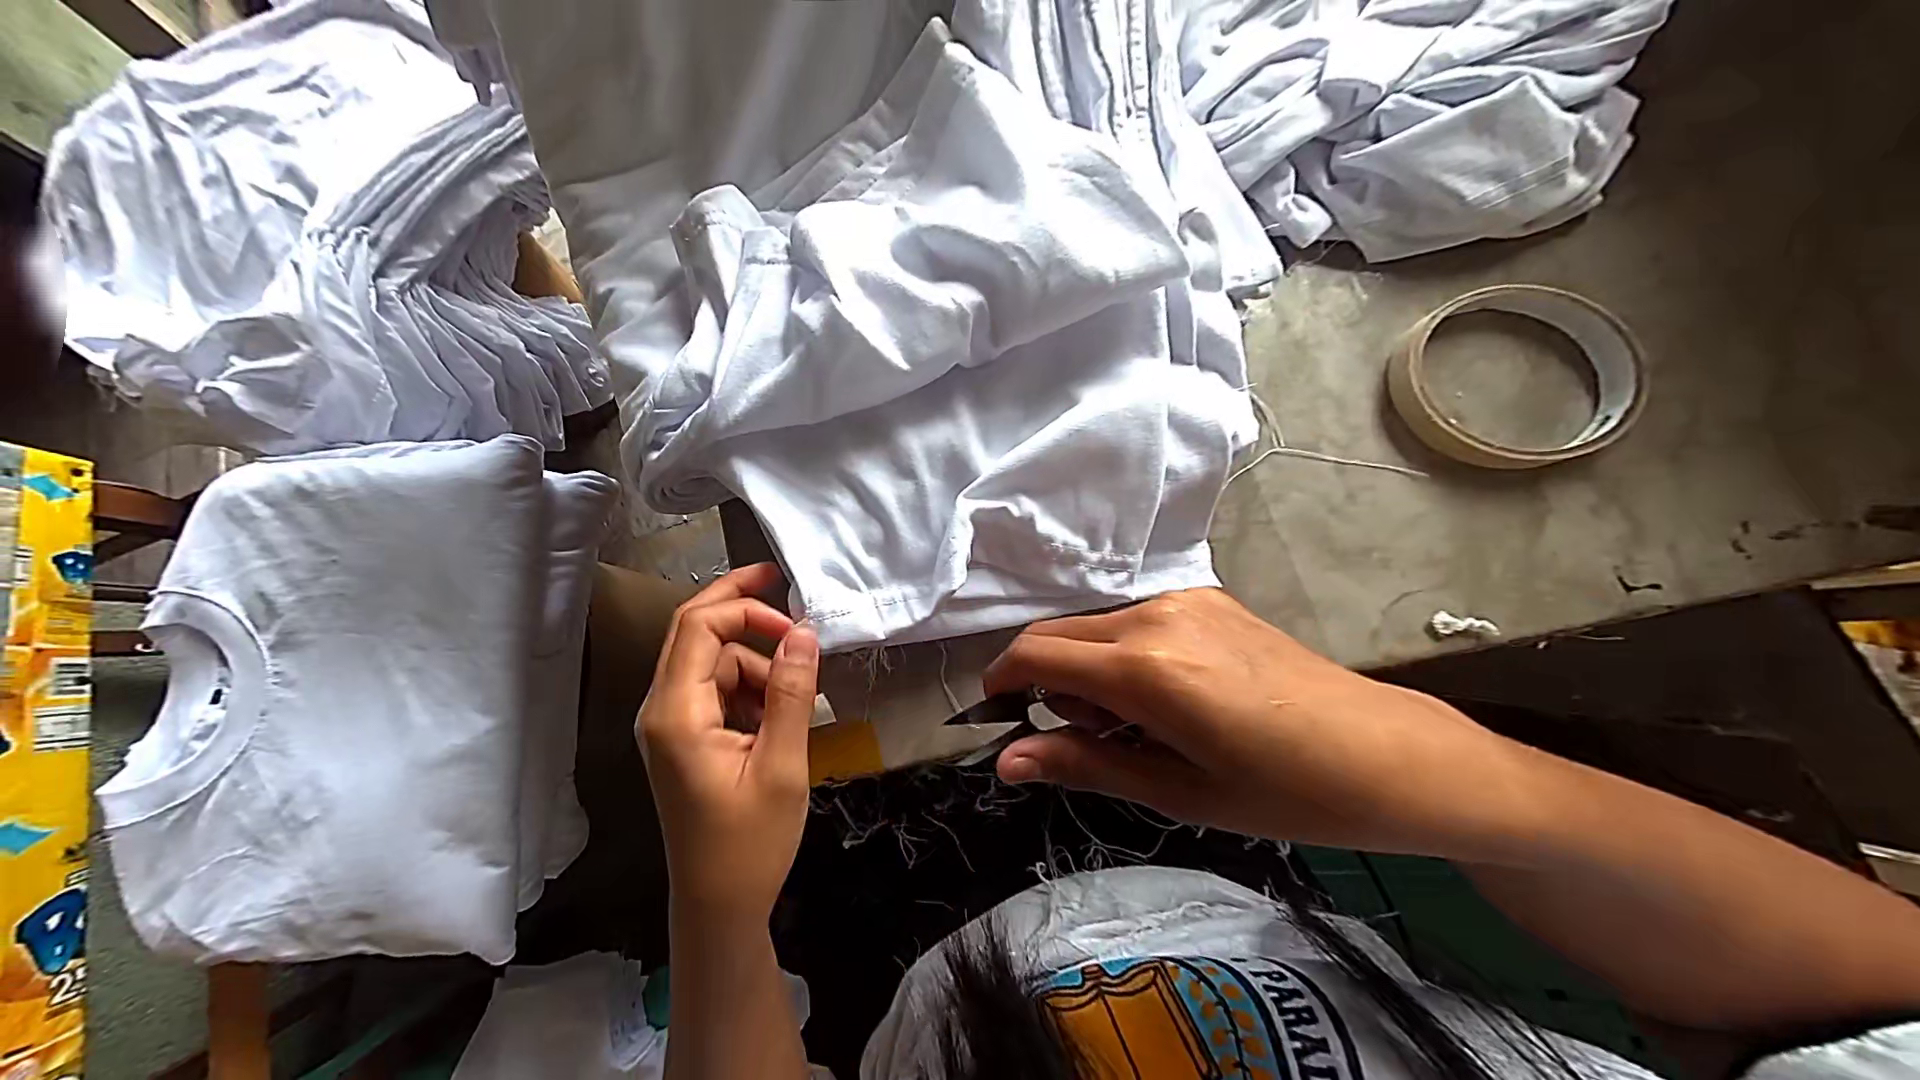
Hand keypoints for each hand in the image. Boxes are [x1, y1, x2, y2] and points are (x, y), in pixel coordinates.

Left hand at [636, 563, 818, 920]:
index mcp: (675, 714)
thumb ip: (791, 693)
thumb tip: (803, 632)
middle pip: (696, 634)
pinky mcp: (685, 738)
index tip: (793, 613)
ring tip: (797, 702)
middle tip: (792, 605)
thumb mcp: (782, 765)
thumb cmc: (750, 844)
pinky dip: (751, 689)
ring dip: (757, 665)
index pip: (697, 627)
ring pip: (714, 662)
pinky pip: (718, 690)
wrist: (719, 907)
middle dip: (743, 613)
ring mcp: (670, 725)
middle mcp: (661, 711)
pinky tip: (778, 719)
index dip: (744, 605)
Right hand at [984, 588, 1551, 864]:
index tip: (998, 717)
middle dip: (1044, 681)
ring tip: (1135, 724)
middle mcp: (1155, 615)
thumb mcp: (1177, 791)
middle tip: (1085, 738)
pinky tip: (1163, 694)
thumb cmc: (1285, 791)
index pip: (1034, 655)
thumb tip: (1005, 760)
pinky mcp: (1208, 597)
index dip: (1001, 683)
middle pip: (1056, 633)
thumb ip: (1083, 763)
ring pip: (1092, 626)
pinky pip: (1131, 619)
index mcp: (1145, 668)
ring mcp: (1184, 599)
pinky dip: (1118, 653)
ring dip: (1083, 668)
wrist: (1390, 754)